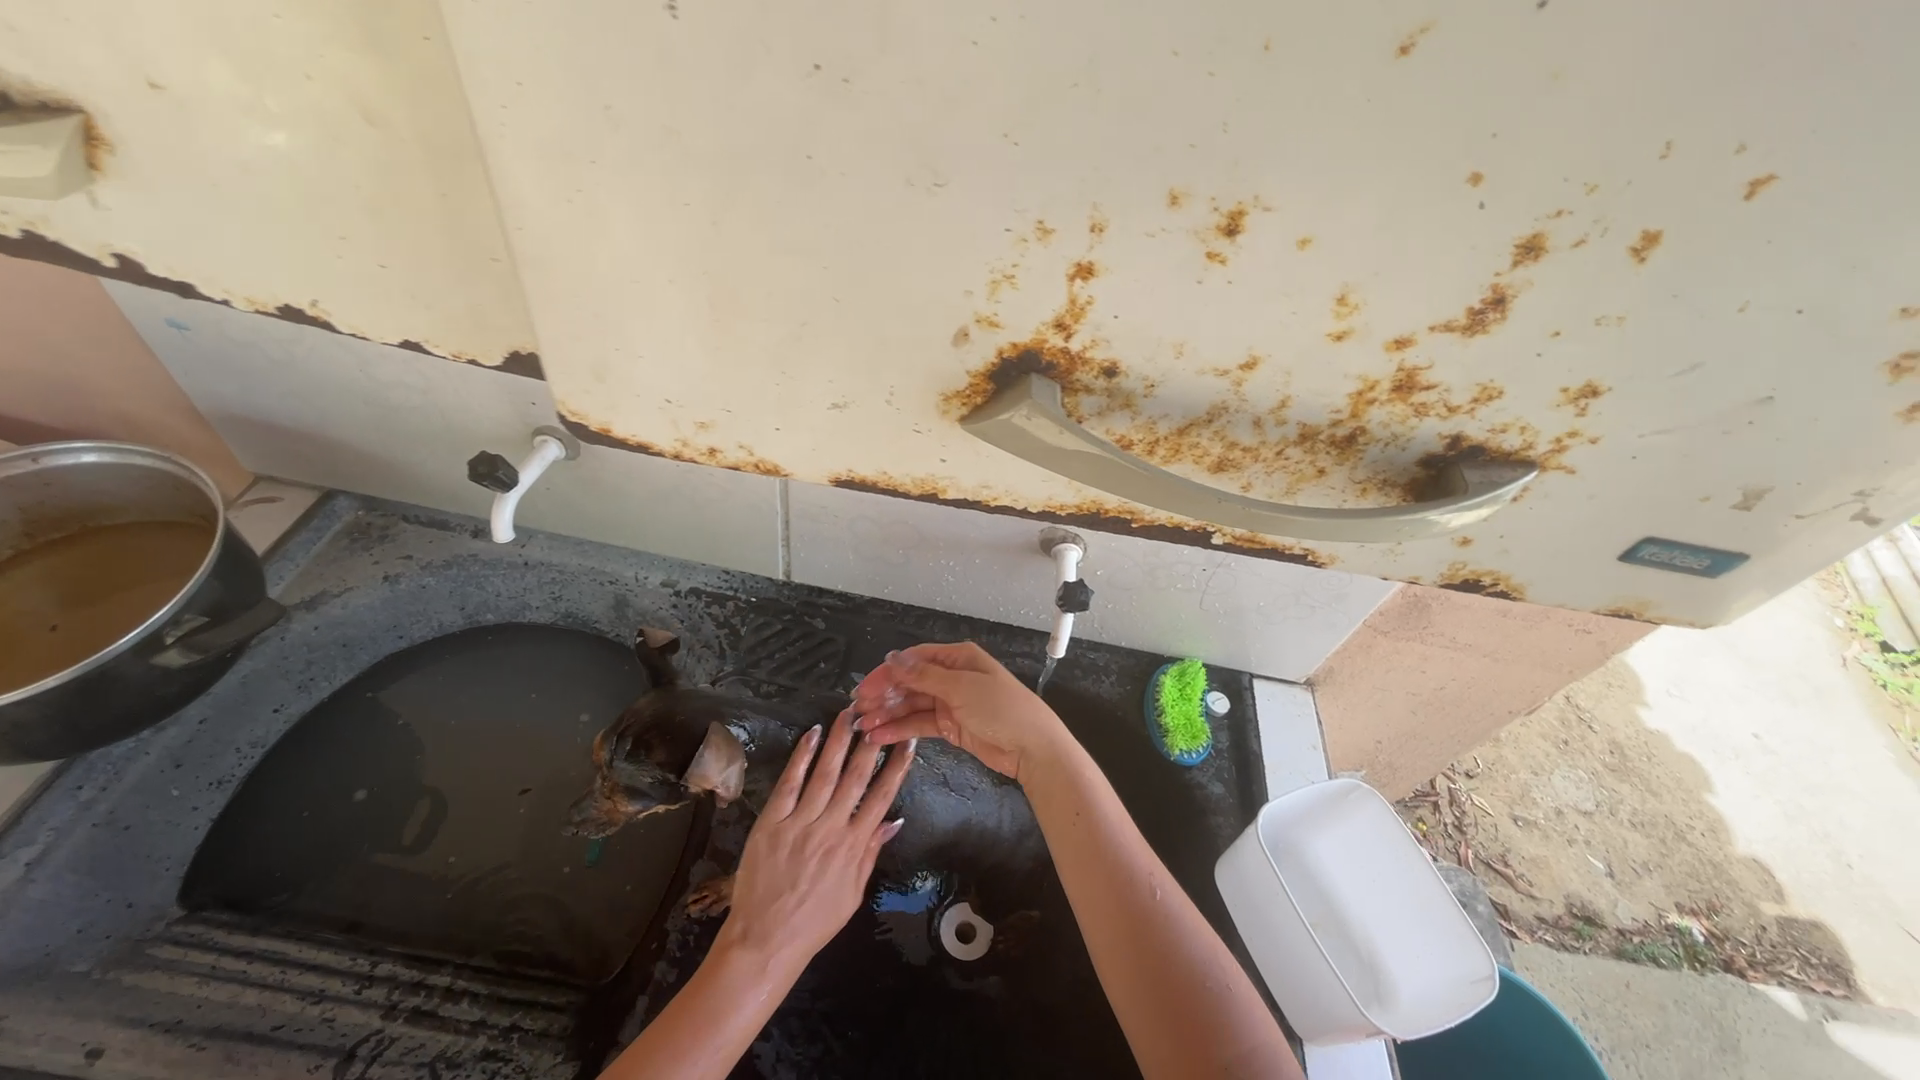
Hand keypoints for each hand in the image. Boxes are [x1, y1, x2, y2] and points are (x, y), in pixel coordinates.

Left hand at [717, 708, 913, 965]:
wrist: (766, 939)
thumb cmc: (815, 921)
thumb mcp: (853, 892)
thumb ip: (871, 852)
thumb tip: (895, 820)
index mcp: (854, 845)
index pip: (881, 797)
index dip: (896, 767)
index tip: (908, 743)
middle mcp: (831, 827)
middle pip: (855, 777)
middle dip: (869, 744)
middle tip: (878, 715)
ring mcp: (800, 822)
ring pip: (824, 773)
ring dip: (838, 741)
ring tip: (850, 714)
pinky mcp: (772, 822)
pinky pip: (789, 783)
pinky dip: (801, 757)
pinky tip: (811, 735)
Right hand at [851, 642, 1070, 783]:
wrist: (1032, 747)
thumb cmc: (1002, 709)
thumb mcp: (962, 688)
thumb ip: (924, 676)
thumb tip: (893, 658)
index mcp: (957, 658)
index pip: (914, 660)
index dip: (887, 673)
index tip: (865, 688)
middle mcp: (951, 677)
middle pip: (909, 683)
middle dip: (883, 696)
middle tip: (858, 711)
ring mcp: (950, 702)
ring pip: (911, 705)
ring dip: (887, 715)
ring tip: (863, 728)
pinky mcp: (950, 726)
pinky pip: (919, 724)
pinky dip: (900, 730)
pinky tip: (880, 737)